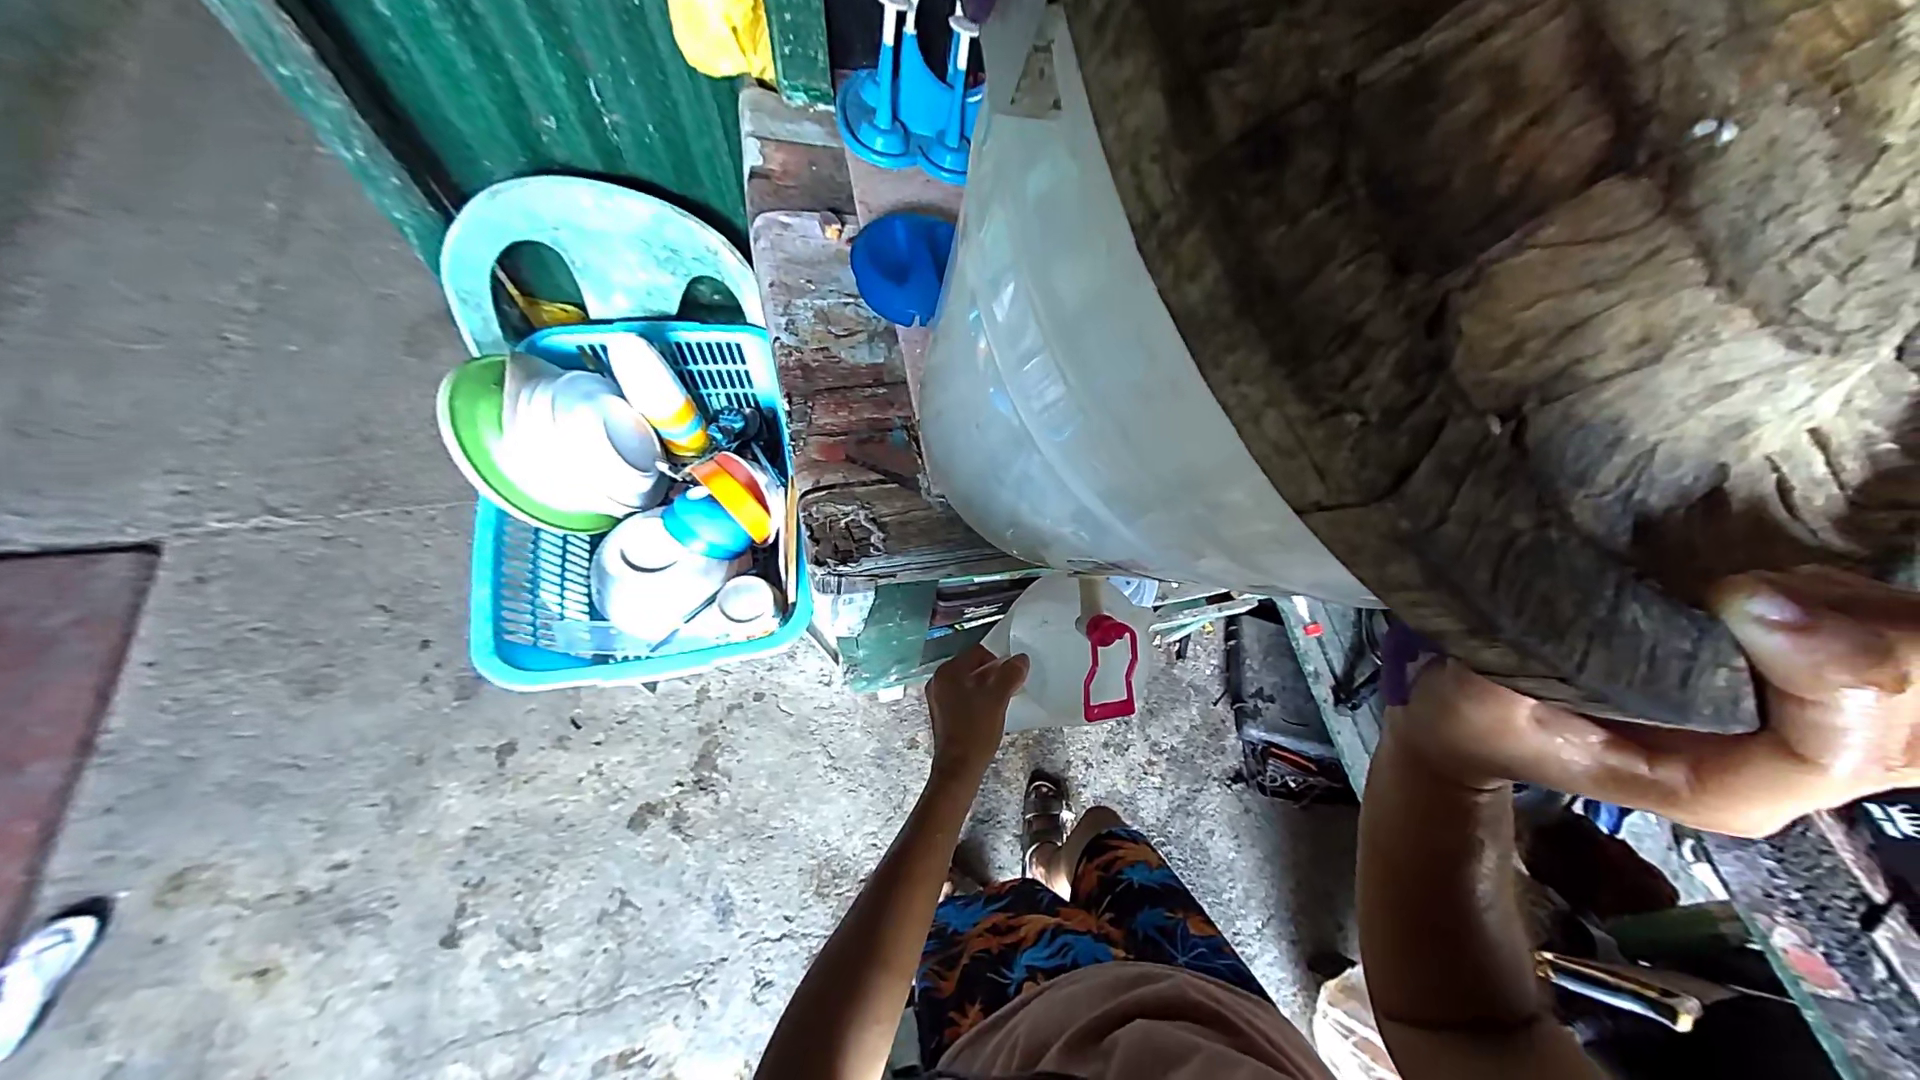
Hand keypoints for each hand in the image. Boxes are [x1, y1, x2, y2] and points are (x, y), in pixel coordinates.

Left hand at [925, 646, 1029, 783]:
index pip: (978, 652)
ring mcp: (938, 698)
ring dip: (987, 686)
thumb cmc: (976, 730)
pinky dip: (978, 698)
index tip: (1015, 670)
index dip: (999, 658)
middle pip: (973, 666)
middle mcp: (939, 680)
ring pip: (969, 682)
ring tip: (1004, 697)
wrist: (959, 768)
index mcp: (948, 671)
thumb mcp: (998, 698)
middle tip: (1012, 684)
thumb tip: (1020, 659)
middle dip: (994, 672)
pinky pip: (963, 696)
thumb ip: (1010, 674)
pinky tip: (991, 710)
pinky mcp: (942, 713)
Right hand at [1387, 566, 1919, 836]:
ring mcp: (1791, 728)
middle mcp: (1779, 770)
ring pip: (1916, 683)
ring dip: (1858, 618)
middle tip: (1751, 589)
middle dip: (1869, 644)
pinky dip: (1848, 606)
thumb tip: (1612, 592)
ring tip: (1745, 590)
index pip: (1834, 749)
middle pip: (1916, 720)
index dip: (1822, 670)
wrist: (1472, 723)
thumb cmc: (1472, 716)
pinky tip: (1764, 592)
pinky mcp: (1782, 688)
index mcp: (1713, 788)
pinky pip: (1879, 647)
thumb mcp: (1484, 695)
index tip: (1738, 593)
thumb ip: (1545, 662)